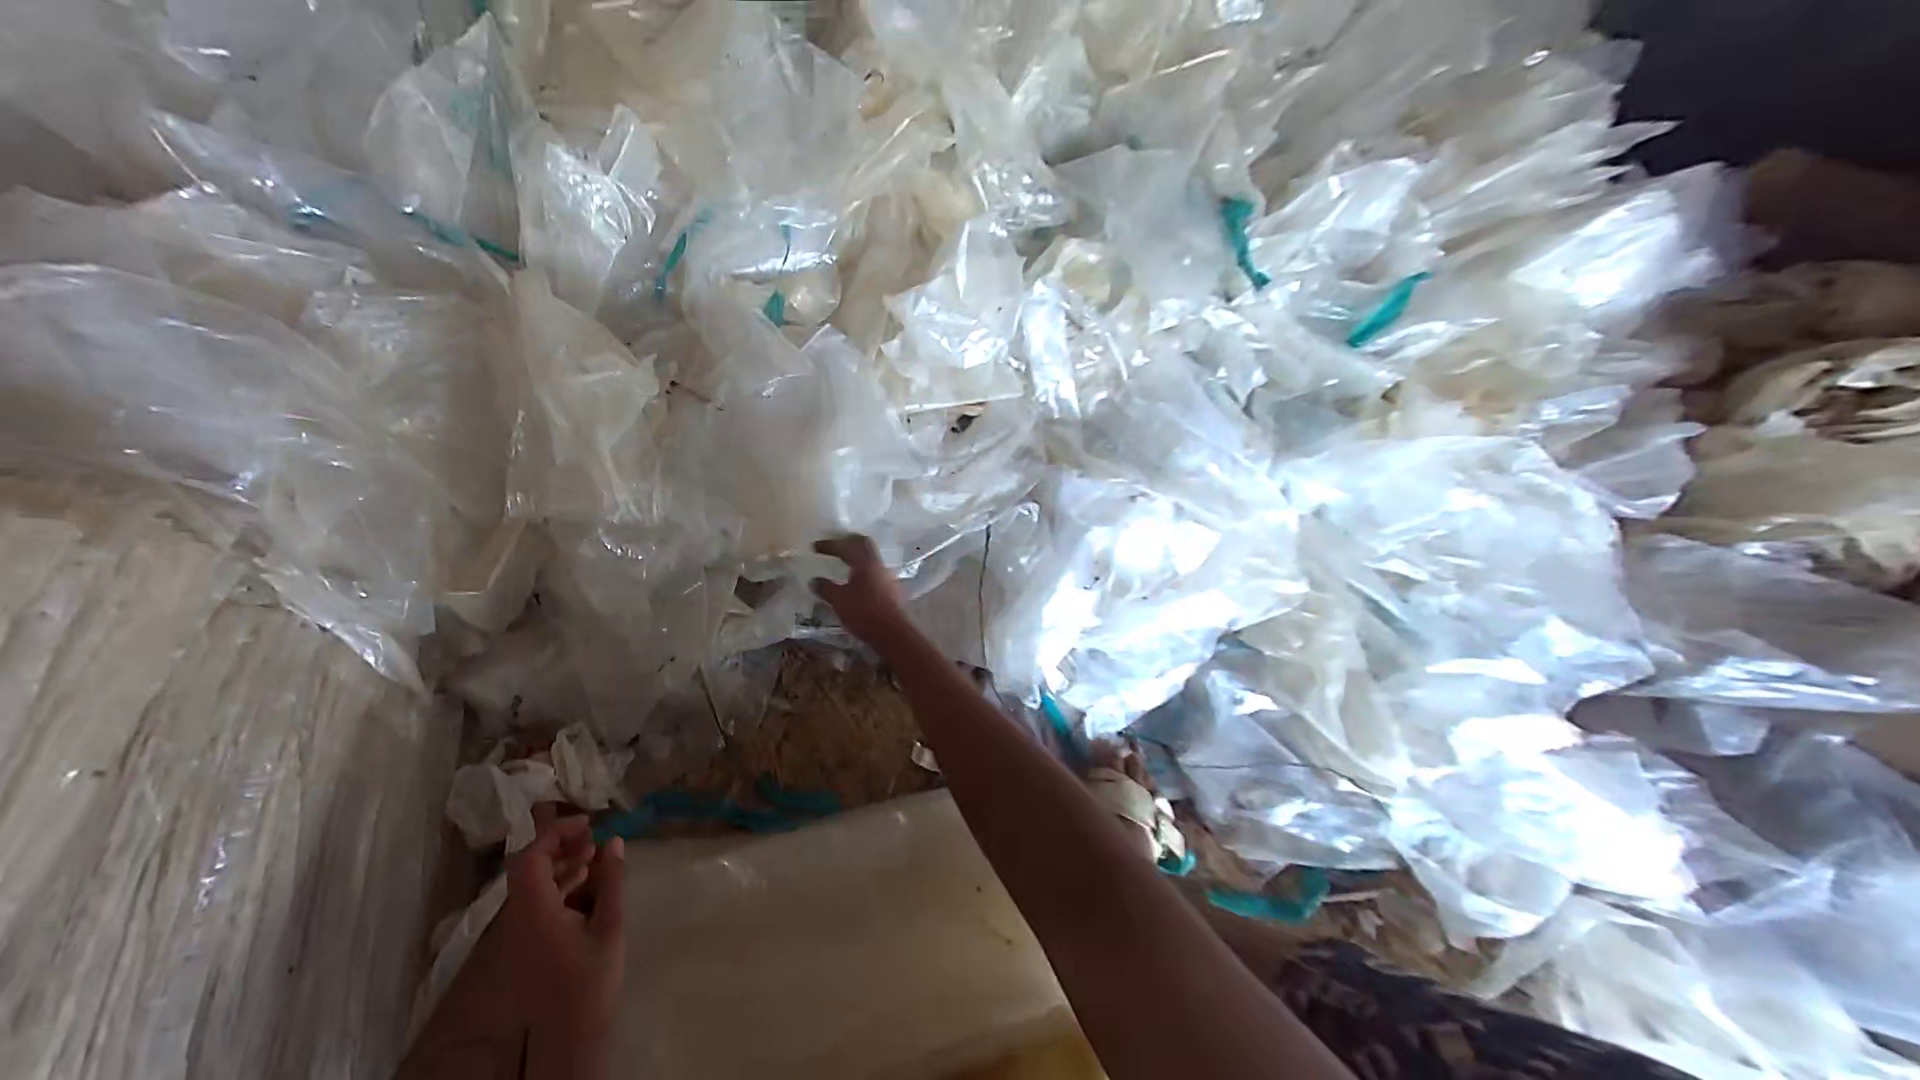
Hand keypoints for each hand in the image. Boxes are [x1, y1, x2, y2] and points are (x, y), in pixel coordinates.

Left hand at [499, 814, 624, 1071]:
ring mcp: (519, 935)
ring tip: (597, 858)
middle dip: (561, 845)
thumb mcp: (609, 927)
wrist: (566, 1039)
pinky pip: (539, 904)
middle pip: (529, 869)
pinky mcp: (527, 946)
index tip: (588, 823)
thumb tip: (613, 842)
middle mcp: (517, 919)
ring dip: (563, 866)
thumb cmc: (589, 982)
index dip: (555, 833)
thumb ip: (611, 881)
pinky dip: (562, 887)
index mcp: (533, 911)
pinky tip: (589, 886)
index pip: (530, 857)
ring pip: (535, 886)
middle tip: (595, 837)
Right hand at [813, 535, 909, 644]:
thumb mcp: (839, 600)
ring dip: (856, 557)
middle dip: (847, 543)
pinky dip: (862, 570)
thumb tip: (814, 581)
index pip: (846, 545)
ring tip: (843, 563)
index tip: (815, 547)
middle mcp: (879, 565)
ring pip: (870, 558)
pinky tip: (856, 581)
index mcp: (865, 563)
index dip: (830, 544)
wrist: (892, 633)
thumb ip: (825, 588)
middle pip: (863, 545)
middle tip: (834, 546)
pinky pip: (874, 572)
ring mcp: (887, 577)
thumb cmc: (863, 613)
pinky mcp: (891, 589)